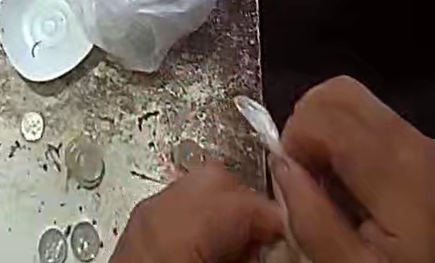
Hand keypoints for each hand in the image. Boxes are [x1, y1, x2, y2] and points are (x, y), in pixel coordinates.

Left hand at [113, 164, 284, 262]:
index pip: (239, 200)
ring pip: (200, 186)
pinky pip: (182, 205)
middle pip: (217, 180)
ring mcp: (144, 217)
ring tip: (244, 254)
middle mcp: (155, 212)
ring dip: (228, 212)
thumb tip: (285, 247)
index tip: (294, 241)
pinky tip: (216, 254)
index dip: (273, 220)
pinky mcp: (141, 228)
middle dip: (249, 208)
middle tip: (269, 248)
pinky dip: (205, 220)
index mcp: (174, 232)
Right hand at [274, 77, 434, 262]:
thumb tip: (281, 163)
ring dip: (329, 130)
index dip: (293, 140)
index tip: (293, 183)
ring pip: (358, 102)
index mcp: (407, 180)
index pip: (325, 116)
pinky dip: (352, 140)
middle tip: (305, 177)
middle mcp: (424, 147)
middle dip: (308, 124)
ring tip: (329, 184)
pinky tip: (356, 188)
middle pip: (340, 92)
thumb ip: (313, 222)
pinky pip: (379, 122)